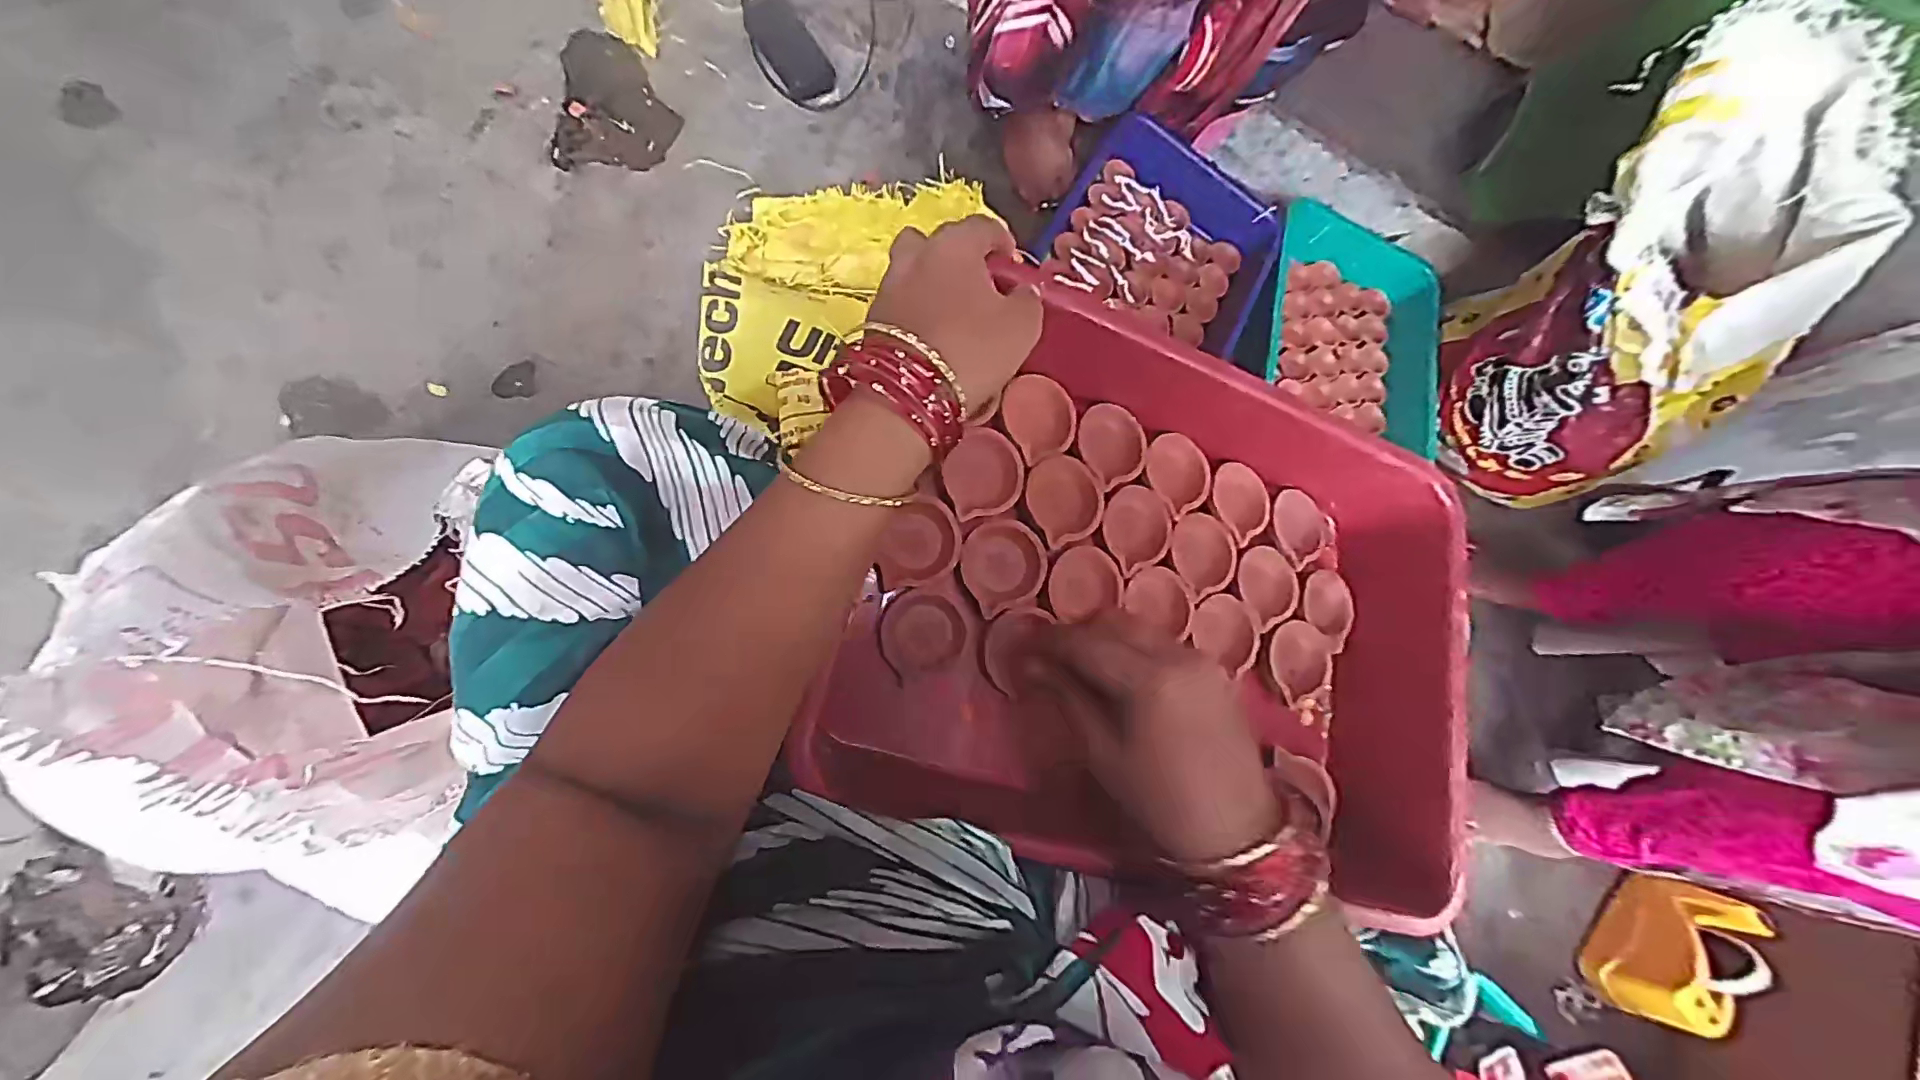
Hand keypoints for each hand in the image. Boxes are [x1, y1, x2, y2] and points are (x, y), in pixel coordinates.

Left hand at [864, 216, 1042, 407]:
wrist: (908, 392)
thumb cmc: (973, 350)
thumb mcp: (1022, 326)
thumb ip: (1028, 299)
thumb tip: (1022, 291)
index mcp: (955, 244)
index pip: (984, 226)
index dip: (1004, 244)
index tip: (1012, 268)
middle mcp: (916, 253)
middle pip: (942, 242)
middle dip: (963, 258)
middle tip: (980, 288)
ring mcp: (889, 283)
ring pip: (915, 268)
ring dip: (933, 280)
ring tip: (952, 311)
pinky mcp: (873, 316)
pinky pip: (902, 300)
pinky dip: (916, 308)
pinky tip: (931, 334)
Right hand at [1019, 614, 1284, 863]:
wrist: (1238, 831)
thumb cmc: (1161, 801)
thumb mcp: (1103, 753)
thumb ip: (1067, 697)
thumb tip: (1031, 665)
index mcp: (1148, 679)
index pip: (1085, 642)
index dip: (1049, 641)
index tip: (1024, 647)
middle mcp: (1177, 655)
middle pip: (1113, 622)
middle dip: (1077, 634)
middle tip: (1050, 657)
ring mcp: (1200, 658)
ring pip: (1139, 628)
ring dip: (1105, 638)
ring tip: (1081, 667)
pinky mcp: (1213, 669)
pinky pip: (1161, 642)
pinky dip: (1133, 648)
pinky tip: (1120, 676)